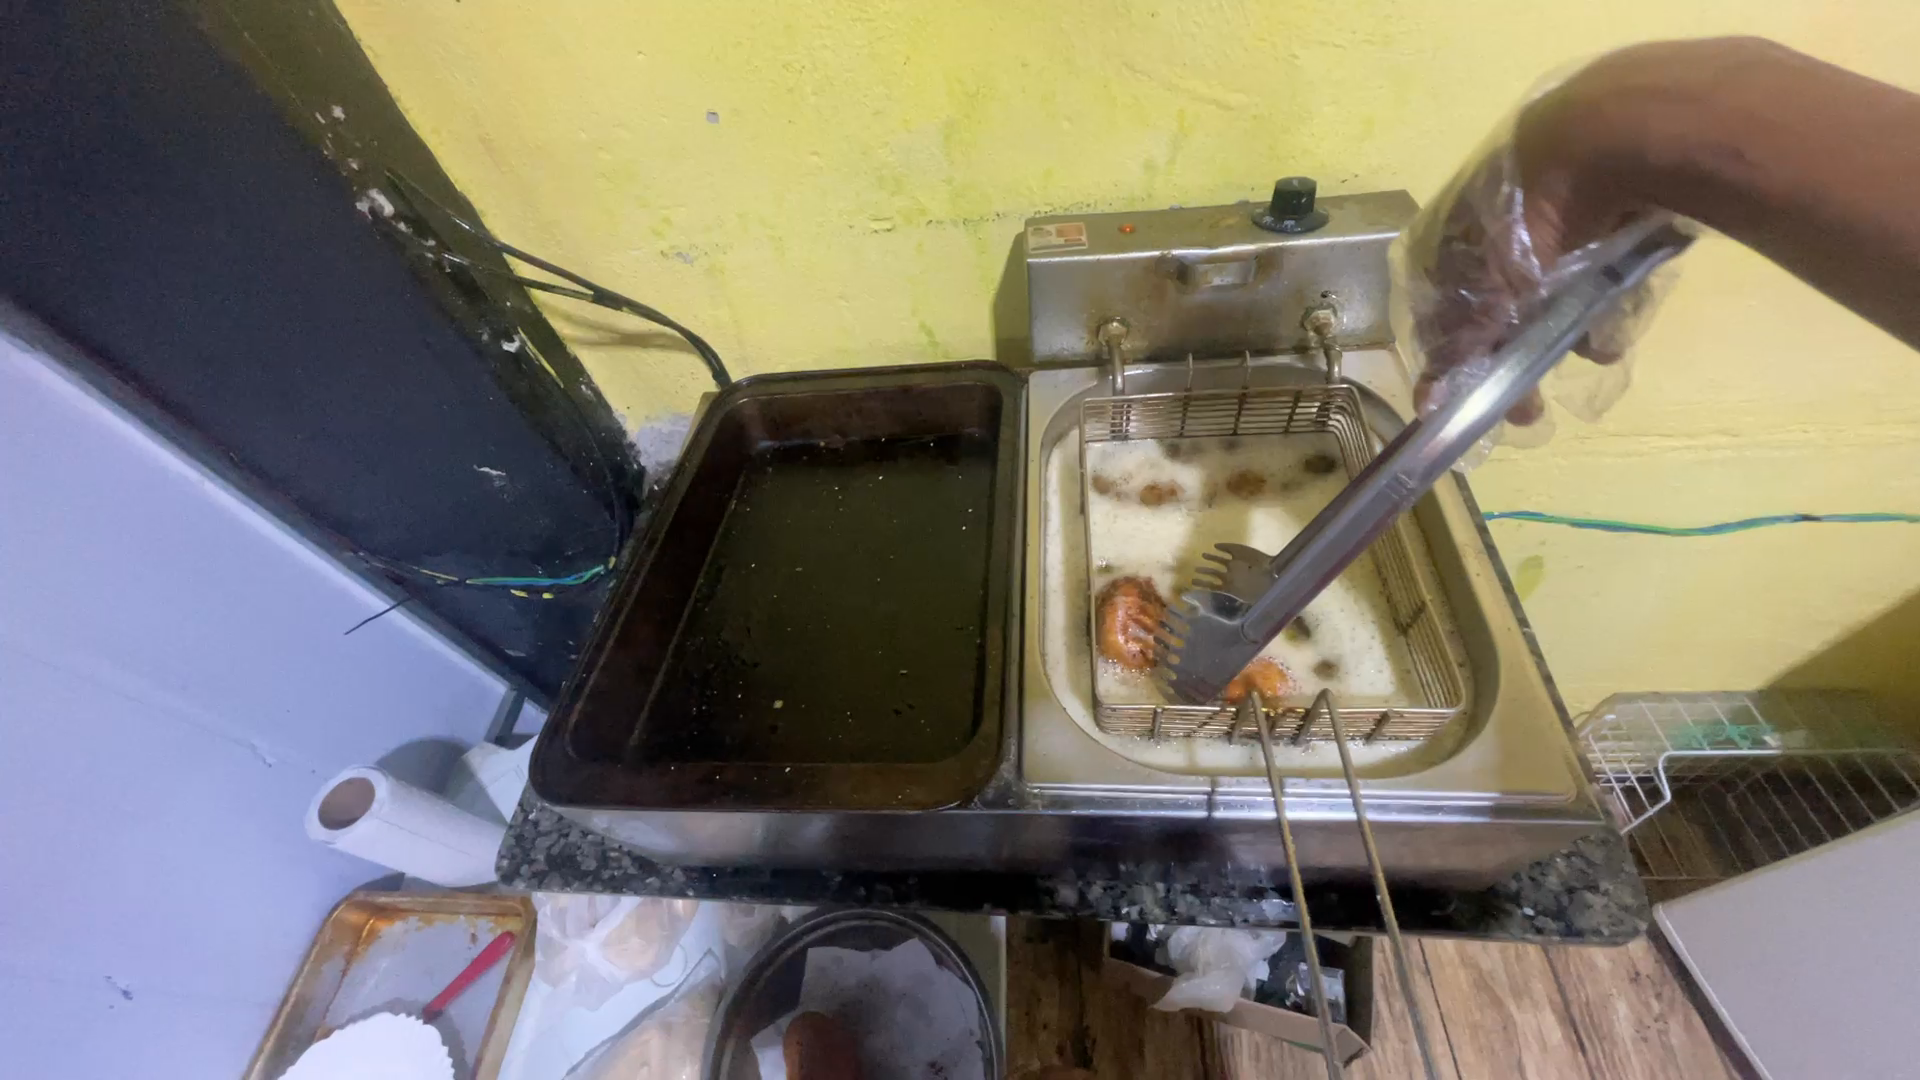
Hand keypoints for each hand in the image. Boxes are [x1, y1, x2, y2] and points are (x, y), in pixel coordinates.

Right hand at [1397, 40, 1740, 423]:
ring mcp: (1537, 226)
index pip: (1438, 324)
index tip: (1480, 403)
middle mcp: (1479, 241)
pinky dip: (1595, 306)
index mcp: (1438, 253)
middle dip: (1513, 364)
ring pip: (1542, 301)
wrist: (1607, 137)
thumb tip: (1425, 406)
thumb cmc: (1520, 225)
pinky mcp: (1592, 214)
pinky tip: (1609, 330)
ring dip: (1560, 339)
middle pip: (1492, 319)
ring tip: (1589, 358)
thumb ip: (1455, 353)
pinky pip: (1586, 276)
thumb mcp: (1481, 300)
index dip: (1457, 368)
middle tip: (1531, 408)